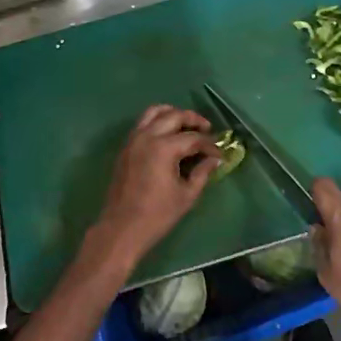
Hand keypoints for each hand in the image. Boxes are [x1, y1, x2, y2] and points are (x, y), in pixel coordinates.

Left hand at [90, 105, 222, 268]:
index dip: (210, 145)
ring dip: (173, 114)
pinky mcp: (126, 146)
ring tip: (187, 127)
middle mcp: (147, 136)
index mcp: (163, 148)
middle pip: (174, 115)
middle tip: (207, 130)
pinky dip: (158, 121)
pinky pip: (143, 122)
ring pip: (154, 112)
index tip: (219, 154)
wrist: (121, 227)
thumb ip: (202, 173)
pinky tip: (168, 135)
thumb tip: (214, 159)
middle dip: (193, 120)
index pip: (193, 138)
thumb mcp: (187, 195)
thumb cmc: (157, 215)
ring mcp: (133, 139)